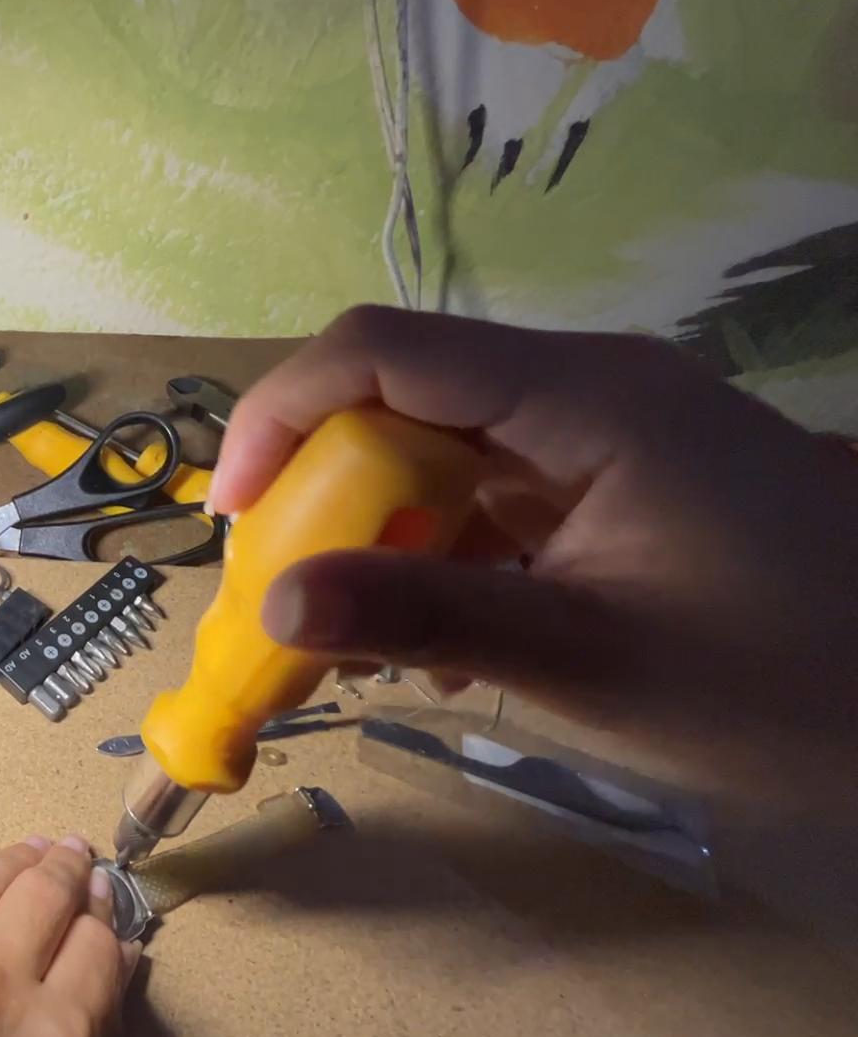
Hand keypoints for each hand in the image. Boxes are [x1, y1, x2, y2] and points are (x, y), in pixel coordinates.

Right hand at [209, 306, 857, 789]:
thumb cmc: (806, 687)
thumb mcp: (598, 661)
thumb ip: (430, 619)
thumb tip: (275, 609)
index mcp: (581, 398)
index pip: (377, 349)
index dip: (278, 413)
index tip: (235, 509)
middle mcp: (566, 388)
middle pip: (380, 391)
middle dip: (308, 481)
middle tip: (283, 573)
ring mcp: (573, 430)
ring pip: (406, 443)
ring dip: (354, 524)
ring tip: (346, 619)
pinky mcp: (576, 474)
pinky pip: (452, 487)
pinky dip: (408, 548)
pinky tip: (424, 625)